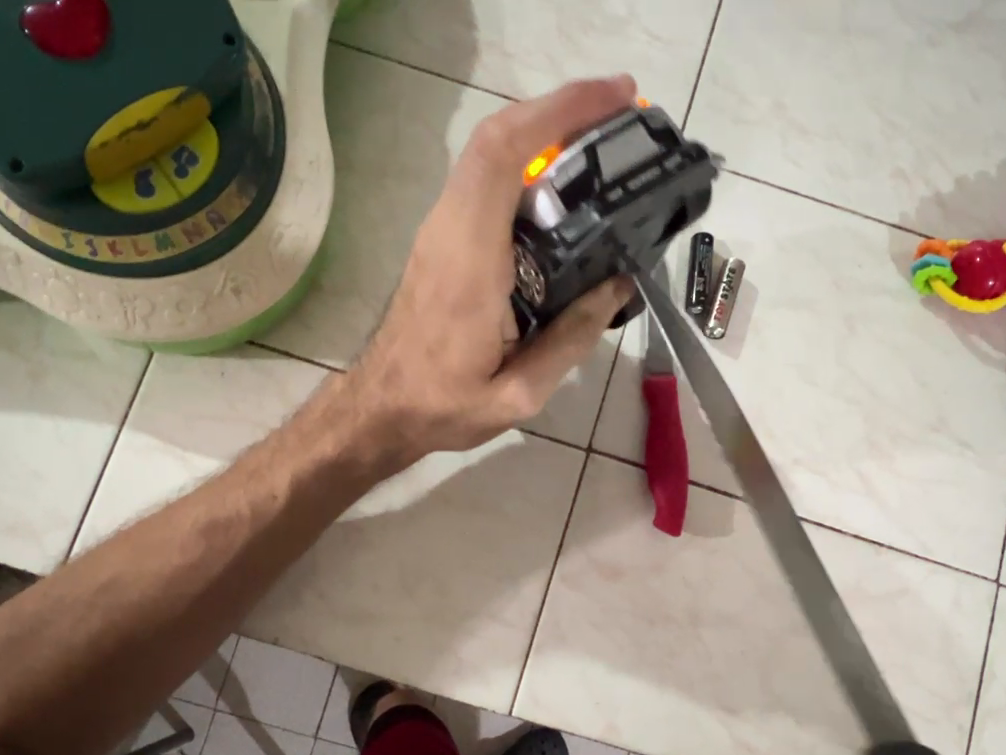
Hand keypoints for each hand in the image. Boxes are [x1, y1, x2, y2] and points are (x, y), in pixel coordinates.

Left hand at [343, 76, 638, 463]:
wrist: (382, 406)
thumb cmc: (443, 405)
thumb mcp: (519, 392)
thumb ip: (571, 338)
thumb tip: (618, 284)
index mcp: (470, 261)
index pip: (504, 156)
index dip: (560, 112)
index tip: (617, 97)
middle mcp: (450, 229)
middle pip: (498, 137)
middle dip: (562, 109)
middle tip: (623, 113)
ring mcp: (440, 230)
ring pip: (490, 154)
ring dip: (544, 133)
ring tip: (603, 143)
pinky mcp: (441, 239)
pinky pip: (485, 181)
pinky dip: (526, 162)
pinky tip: (563, 187)